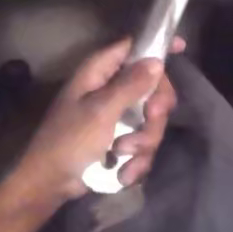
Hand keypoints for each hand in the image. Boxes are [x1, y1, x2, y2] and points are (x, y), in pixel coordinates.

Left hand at [0, 38, 183, 212]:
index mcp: (99, 72)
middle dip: (154, 110)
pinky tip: (124, 172)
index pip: (132, 47)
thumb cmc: (70, 140)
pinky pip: (142, 143)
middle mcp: (109, 89)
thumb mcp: (101, 111)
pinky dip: (137, 159)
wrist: (50, 184)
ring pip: (150, 120)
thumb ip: (130, 85)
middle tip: (151, 119)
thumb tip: (156, 61)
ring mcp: (116, 116)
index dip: (156, 46)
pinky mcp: (119, 140)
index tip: (182, 48)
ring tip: (123, 153)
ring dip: (143, 141)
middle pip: (152, 86)